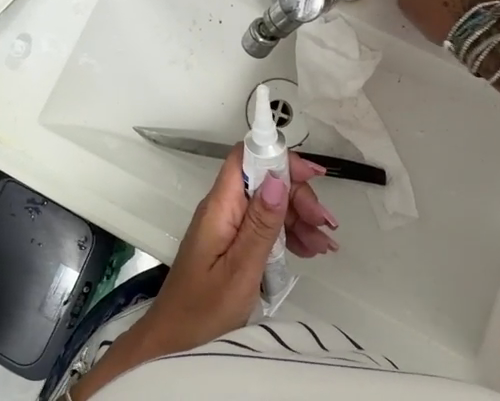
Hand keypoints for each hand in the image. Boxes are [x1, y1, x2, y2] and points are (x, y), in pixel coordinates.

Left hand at [72, 149, 337, 397]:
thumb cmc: (204, 310)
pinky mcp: (232, 243)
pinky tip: (310, 250)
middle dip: (298, 196)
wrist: (174, 341)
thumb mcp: (240, 269)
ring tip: (325, 243)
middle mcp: (223, 208)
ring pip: (269, 204)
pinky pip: (264, 227)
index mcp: (220, 206)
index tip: (314, 174)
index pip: (247, 159)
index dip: (280, 157)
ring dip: (299, 218)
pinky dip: (289, 235)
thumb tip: (278, 178)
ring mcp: (227, 225)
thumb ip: (260, 225)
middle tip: (326, 225)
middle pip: (264, 181)